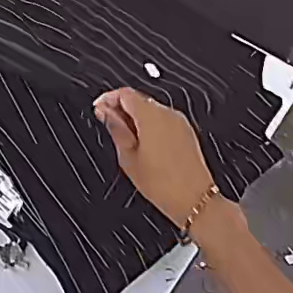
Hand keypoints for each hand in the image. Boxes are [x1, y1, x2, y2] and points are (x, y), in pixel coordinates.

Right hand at [93, 87, 218, 228]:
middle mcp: (168, 114)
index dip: (107, 99)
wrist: (193, 199)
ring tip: (127, 141)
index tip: (99, 109)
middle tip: (109, 126)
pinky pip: (163, 120)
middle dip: (121, 109)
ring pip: (150, 109)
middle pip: (138, 99)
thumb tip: (105, 111)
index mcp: (151, 116)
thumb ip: (115, 128)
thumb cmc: (162, 183)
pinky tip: (144, 146)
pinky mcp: (186, 131)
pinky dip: (150, 126)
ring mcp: (179, 122)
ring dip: (135, 119)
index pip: (124, 93)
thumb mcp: (127, 156)